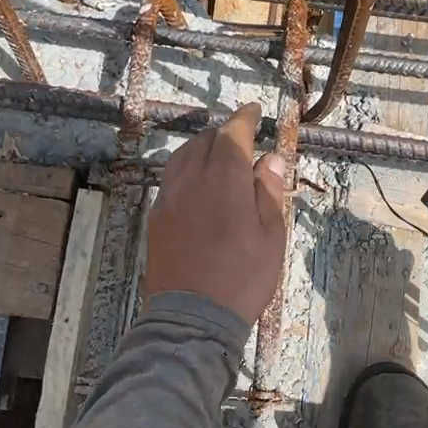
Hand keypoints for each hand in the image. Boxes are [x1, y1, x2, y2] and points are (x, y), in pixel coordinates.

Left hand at [145, 103, 288, 324]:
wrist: (193, 317)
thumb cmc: (244, 276)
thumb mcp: (271, 234)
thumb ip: (267, 190)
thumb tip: (268, 158)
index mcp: (224, 177)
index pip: (232, 133)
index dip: (244, 118)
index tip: (253, 110)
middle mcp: (191, 178)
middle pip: (205, 140)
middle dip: (223, 133)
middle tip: (240, 139)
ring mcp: (168, 197)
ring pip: (182, 156)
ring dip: (201, 149)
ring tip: (217, 157)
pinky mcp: (155, 217)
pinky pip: (171, 179)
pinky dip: (186, 170)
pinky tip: (197, 184)